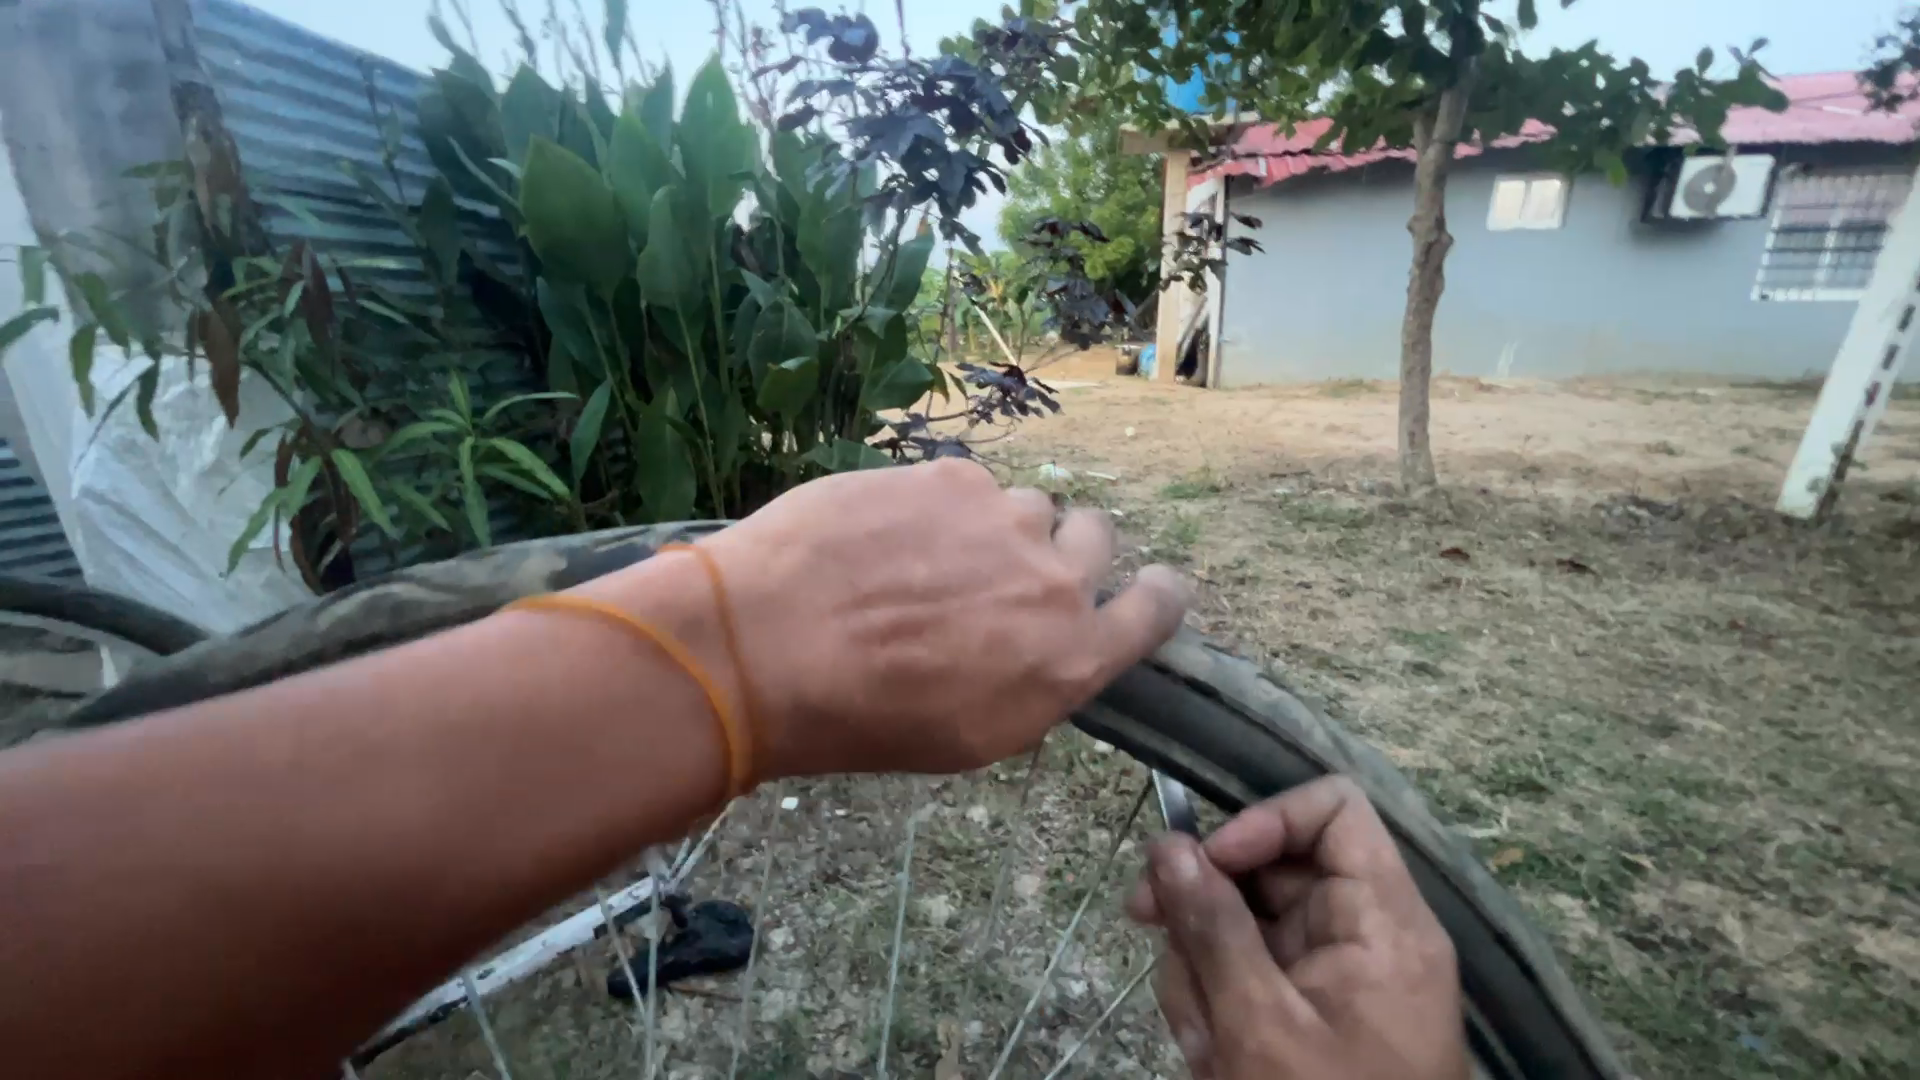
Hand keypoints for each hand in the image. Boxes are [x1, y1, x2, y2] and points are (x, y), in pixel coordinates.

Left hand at [598, 459, 1188, 779]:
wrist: (772, 646)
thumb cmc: (868, 717)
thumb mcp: (974, 735)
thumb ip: (1037, 679)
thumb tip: (1047, 645)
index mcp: (1073, 656)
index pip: (1158, 606)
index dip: (1156, 593)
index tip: (1144, 588)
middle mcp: (1056, 579)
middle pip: (1098, 537)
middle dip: (1066, 552)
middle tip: (1009, 572)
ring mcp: (1004, 517)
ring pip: (1028, 507)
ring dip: (998, 528)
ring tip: (932, 557)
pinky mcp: (950, 475)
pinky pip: (969, 484)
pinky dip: (944, 506)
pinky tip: (893, 533)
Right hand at [1126, 777, 1467, 1079]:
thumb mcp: (1261, 1027)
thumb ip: (1212, 927)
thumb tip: (1167, 845)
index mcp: (1382, 919)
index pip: (1334, 808)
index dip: (1267, 817)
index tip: (1212, 859)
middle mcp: (1357, 927)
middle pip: (1268, 860)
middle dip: (1203, 895)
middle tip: (1143, 919)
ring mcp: (1325, 965)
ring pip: (1240, 912)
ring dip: (1198, 960)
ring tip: (1199, 1032)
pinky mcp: (1299, 997)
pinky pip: (1238, 960)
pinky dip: (1210, 994)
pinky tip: (1207, 1045)